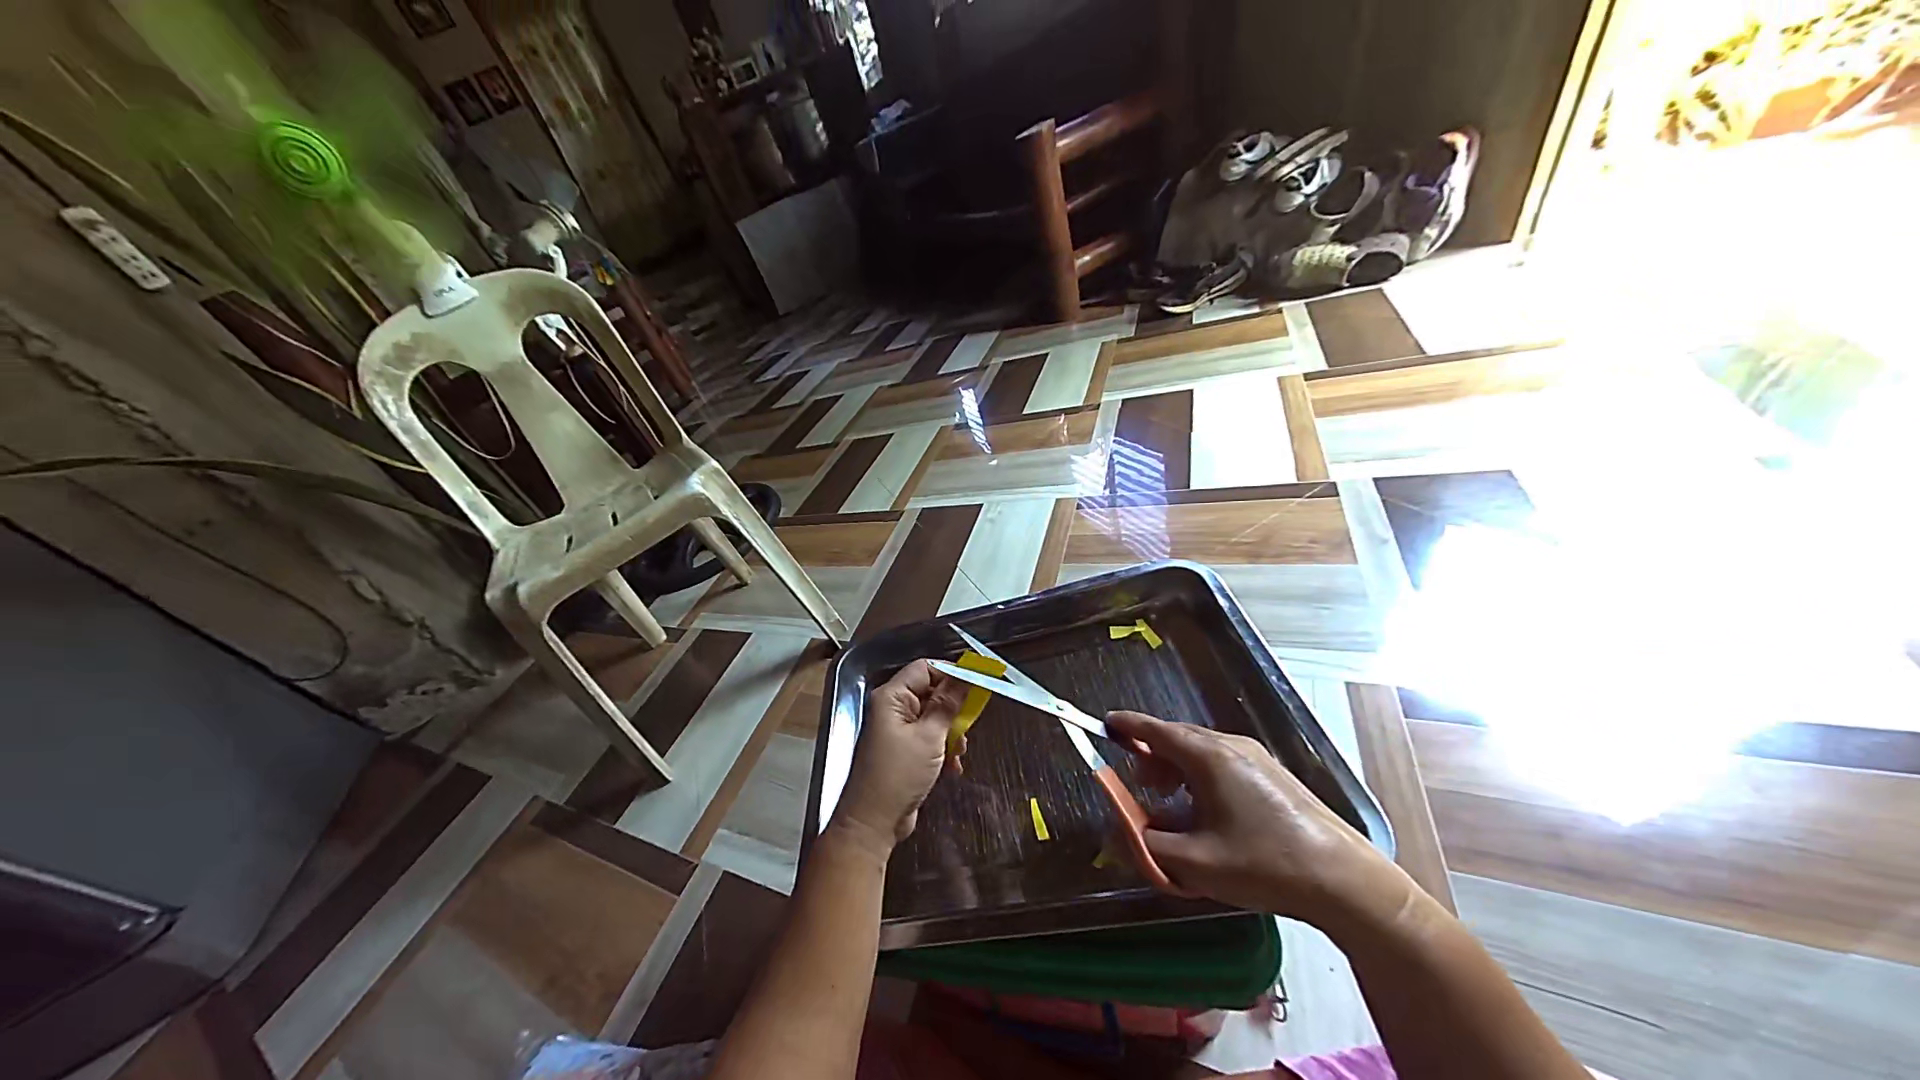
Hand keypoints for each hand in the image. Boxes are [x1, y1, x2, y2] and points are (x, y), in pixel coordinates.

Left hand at [831, 660, 967, 856]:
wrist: (874, 822)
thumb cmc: (898, 775)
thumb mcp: (930, 737)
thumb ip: (948, 704)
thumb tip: (964, 678)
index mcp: (893, 697)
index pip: (926, 668)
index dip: (952, 673)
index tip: (977, 683)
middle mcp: (894, 709)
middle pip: (931, 692)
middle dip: (954, 708)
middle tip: (970, 722)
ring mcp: (898, 730)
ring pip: (934, 717)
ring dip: (951, 732)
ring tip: (958, 751)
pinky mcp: (905, 750)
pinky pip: (930, 738)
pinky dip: (943, 748)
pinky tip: (951, 766)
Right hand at [1107, 710, 1413, 929]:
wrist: (1344, 880)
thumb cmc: (1264, 865)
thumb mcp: (1195, 863)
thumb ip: (1147, 844)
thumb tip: (1121, 831)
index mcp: (1208, 757)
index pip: (1156, 730)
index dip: (1128, 726)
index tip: (1106, 722)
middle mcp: (1231, 746)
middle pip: (1178, 738)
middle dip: (1151, 755)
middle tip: (1136, 782)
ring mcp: (1256, 758)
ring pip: (1201, 751)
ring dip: (1176, 768)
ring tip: (1168, 802)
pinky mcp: (1273, 775)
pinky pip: (1222, 763)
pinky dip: (1199, 776)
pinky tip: (1205, 811)